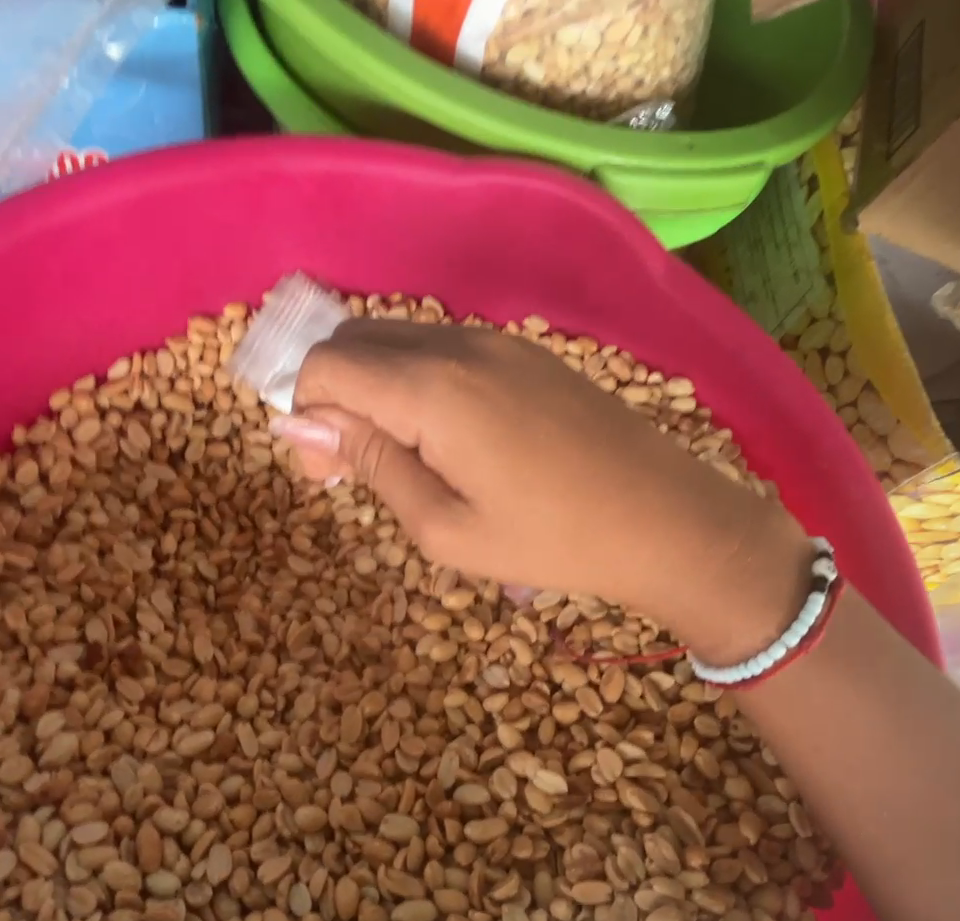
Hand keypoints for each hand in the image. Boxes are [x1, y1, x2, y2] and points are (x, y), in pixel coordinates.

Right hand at [271, 318, 809, 652]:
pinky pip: (443, 350)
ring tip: (401, 459)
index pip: (326, 367)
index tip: (324, 472)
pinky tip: (446, 439)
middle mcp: (458, 345)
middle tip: (351, 468)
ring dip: (375, 390)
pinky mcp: (525, 351)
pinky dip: (417, 383)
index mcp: (432, 389)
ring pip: (399, 342)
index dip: (307, 416)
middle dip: (333, 398)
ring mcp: (497, 341)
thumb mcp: (443, 526)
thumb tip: (295, 424)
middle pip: (355, 342)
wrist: (664, 519)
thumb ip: (368, 464)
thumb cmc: (550, 540)